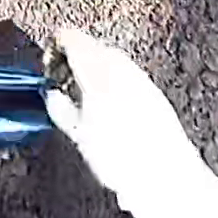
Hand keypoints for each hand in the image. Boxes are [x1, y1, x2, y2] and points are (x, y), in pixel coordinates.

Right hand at [43, 27, 209, 217]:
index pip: (70, 37)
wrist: (167, 180)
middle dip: (73, 61)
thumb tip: (53, 96)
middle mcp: (119, 64)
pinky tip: (109, 109)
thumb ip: (60, 108)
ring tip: (85, 100)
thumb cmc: (124, 160)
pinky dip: (111, 82)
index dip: (54, 49)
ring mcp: (138, 75)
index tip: (49, 66)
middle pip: (89, 46)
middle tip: (62, 84)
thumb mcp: (79, 136)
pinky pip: (124, 74)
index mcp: (97, 67)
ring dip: (92, 71)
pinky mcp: (152, 90)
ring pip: (107, 59)